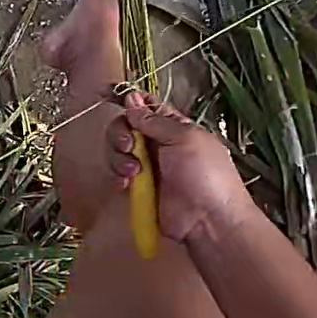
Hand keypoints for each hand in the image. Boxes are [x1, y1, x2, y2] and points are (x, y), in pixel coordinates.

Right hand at [107, 91, 258, 245]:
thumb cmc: (205, 175)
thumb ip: (154, 120)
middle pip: (124, 126)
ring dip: (119, 157)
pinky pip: (116, 173)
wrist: (208, 222)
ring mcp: (146, 166)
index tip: (107, 95)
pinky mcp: (137, 187)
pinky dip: (117, 176)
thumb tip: (130, 98)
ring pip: (117, 149)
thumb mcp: (185, 139)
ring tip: (134, 173)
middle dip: (120, 133)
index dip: (128, 99)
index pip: (146, 105)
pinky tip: (126, 185)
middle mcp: (157, 143)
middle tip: (128, 145)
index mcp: (174, 127)